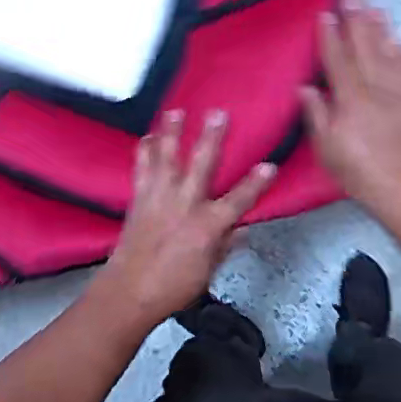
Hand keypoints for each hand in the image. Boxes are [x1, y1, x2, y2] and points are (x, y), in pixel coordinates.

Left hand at [88, 110, 274, 326]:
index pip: (239, 201)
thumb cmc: (174, 286)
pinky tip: (147, 136)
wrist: (130, 290)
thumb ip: (226, 245)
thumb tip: (243, 228)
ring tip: (176, 111)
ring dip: (172, 133)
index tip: (269, 165)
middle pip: (201, 165)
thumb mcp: (209, 271)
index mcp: (208, 226)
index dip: (256, 183)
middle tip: (218, 113)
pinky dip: (145, 151)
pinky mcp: (140, 198)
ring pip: (167, 158)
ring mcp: (159, 198)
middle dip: (211, 138)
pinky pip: (142, 168)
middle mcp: (185, 204)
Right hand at [300, 0, 400, 228]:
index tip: (326, 11)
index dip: (330, 35)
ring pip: (389, 53)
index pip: (338, 59)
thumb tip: (306, 87)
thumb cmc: (360, 174)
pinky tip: (399, 40)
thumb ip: (317, 115)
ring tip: (374, 5)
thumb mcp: (328, 149)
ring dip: (380, 28)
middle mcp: (378, 89)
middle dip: (357, 19)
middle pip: (365, 47)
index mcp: (352, 99)